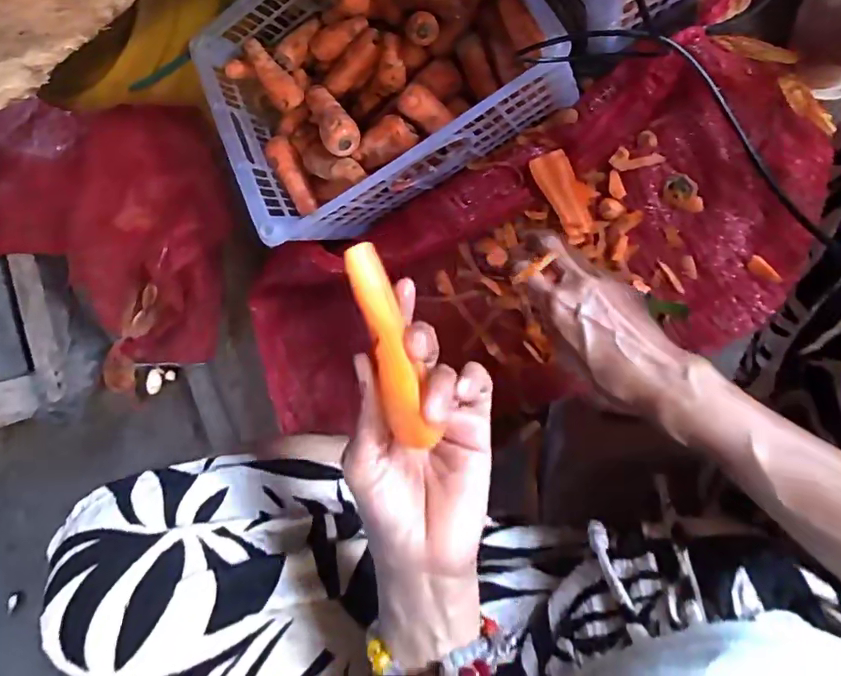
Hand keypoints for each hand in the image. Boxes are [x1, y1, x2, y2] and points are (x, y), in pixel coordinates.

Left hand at [342, 278, 493, 668]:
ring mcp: (449, 408)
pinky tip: (452, 404)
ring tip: (431, 411)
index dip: (392, 316)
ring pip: (450, 365)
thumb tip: (362, 356)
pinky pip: (478, 386)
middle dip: (417, 335)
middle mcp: (417, 395)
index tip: (396, 286)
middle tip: (413, 343)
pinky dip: (467, 384)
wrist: (422, 554)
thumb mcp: (364, 458)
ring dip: (439, 376)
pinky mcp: (478, 424)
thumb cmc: (384, 507)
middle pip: (421, 348)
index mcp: (386, 399)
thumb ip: (368, 408)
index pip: (389, 349)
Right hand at [516, 233, 716, 420]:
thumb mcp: (568, 362)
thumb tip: (546, 315)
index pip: (525, 270)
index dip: (514, 265)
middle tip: (527, 239)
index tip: (509, 264)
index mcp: (558, 303)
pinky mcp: (624, 285)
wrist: (661, 375)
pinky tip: (590, 294)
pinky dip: (586, 277)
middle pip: (552, 243)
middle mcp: (578, 282)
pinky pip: (596, 273)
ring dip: (562, 258)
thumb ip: (553, 331)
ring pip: (575, 256)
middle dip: (535, 238)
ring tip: (558, 268)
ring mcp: (604, 280)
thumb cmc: (610, 380)